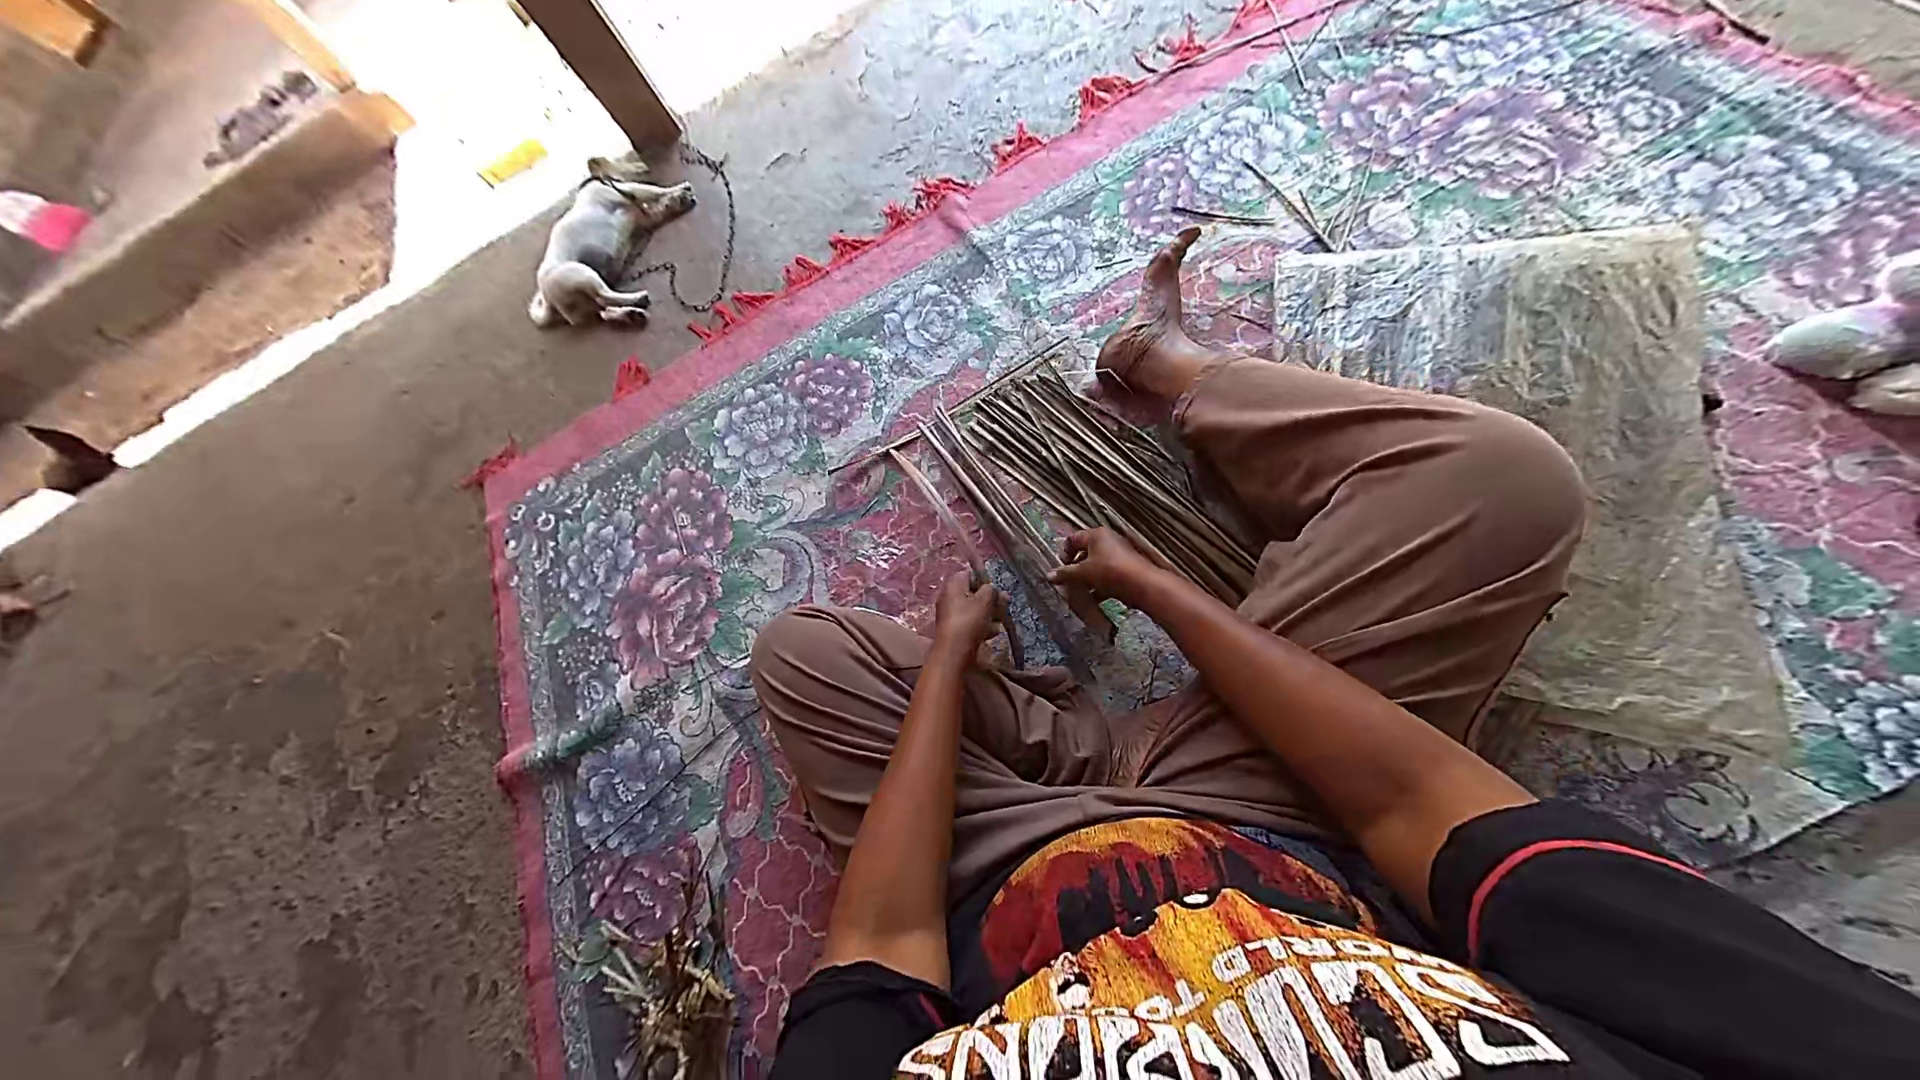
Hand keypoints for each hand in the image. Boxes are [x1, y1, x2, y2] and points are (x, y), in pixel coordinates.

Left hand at [931, 571, 1000, 659]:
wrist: (954, 652)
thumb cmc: (969, 621)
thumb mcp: (984, 601)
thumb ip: (990, 590)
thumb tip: (991, 588)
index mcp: (953, 586)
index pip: (969, 574)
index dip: (984, 580)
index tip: (995, 590)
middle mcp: (948, 597)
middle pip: (972, 593)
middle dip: (989, 599)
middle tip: (1004, 605)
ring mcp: (950, 614)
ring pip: (973, 609)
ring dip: (988, 613)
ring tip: (1002, 620)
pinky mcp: (954, 630)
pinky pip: (970, 623)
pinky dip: (981, 625)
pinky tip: (994, 632)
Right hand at [1049, 528, 1169, 609]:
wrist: (1142, 584)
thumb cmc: (1109, 571)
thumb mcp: (1083, 572)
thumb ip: (1065, 574)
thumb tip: (1048, 575)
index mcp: (1096, 535)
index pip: (1073, 539)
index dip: (1064, 553)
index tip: (1061, 568)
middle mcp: (1108, 540)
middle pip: (1084, 553)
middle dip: (1075, 568)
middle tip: (1068, 581)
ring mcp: (1118, 554)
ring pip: (1096, 565)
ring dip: (1086, 579)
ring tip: (1079, 592)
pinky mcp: (1126, 568)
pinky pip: (1107, 574)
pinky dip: (1099, 585)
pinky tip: (1093, 599)